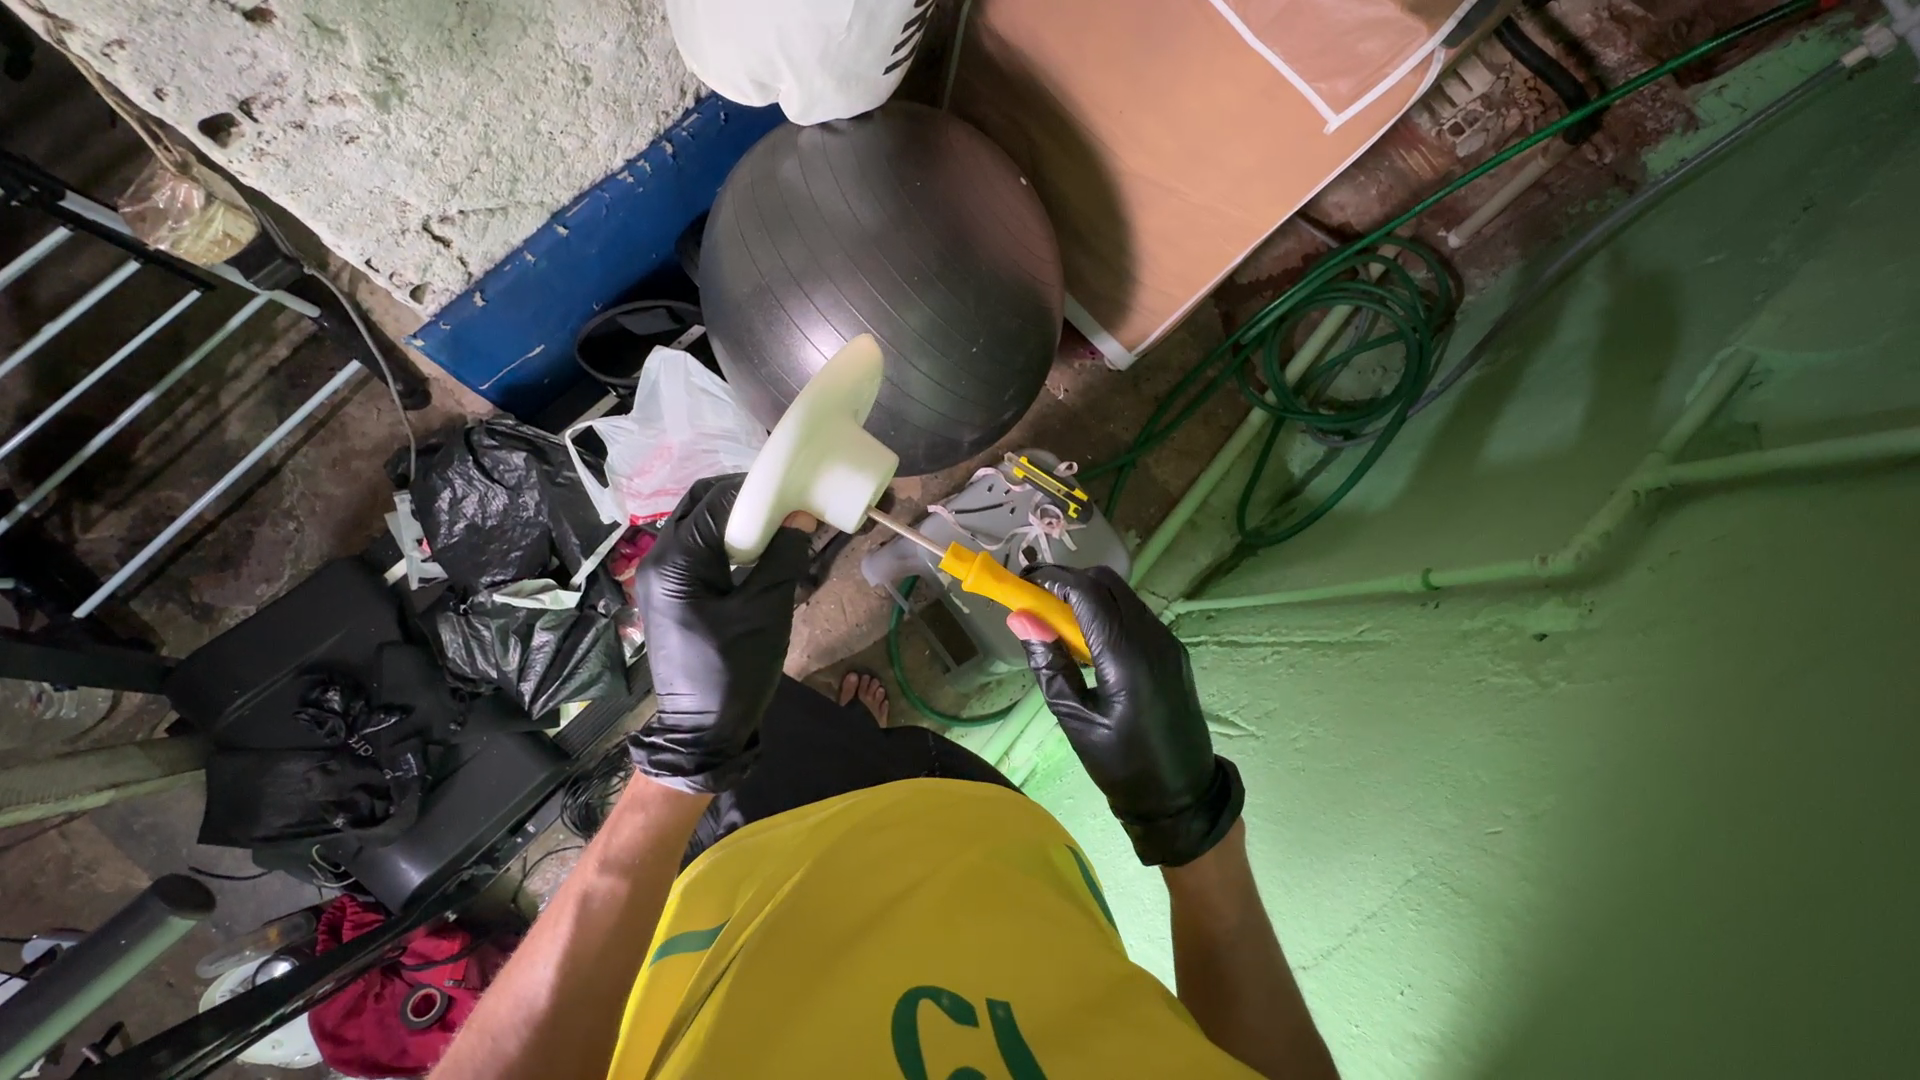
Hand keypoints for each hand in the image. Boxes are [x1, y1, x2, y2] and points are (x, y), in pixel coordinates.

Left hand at [627, 475, 811, 792]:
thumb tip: (801, 516)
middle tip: (784, 501)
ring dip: (735, 518)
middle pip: (699, 504)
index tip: (793, 487)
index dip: (756, 488)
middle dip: (742, 496)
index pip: (716, 501)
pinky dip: (726, 541)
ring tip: (776, 524)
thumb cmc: (733, 670)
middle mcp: (659, 560)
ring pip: (697, 525)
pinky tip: (756, 552)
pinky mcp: (671, 594)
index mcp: (676, 561)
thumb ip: (782, 557)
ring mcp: (660, 578)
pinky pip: (697, 550)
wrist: (703, 729)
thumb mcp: (765, 611)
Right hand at [1008, 565, 1242, 865]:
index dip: (1052, 579)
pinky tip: (1087, 638)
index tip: (1022, 582)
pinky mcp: (1172, 650)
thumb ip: (1049, 664)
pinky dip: (1106, 610)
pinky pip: (1135, 614)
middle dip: (1069, 580)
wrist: (1182, 797)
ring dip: (1088, 594)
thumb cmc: (1121, 765)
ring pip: (1123, 594)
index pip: (1086, 592)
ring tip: (1056, 618)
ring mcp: (1167, 641)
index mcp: (1126, 656)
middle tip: (1036, 598)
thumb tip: (1021, 618)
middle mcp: (1151, 637)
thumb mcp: (1075, 718)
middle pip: (1107, 582)